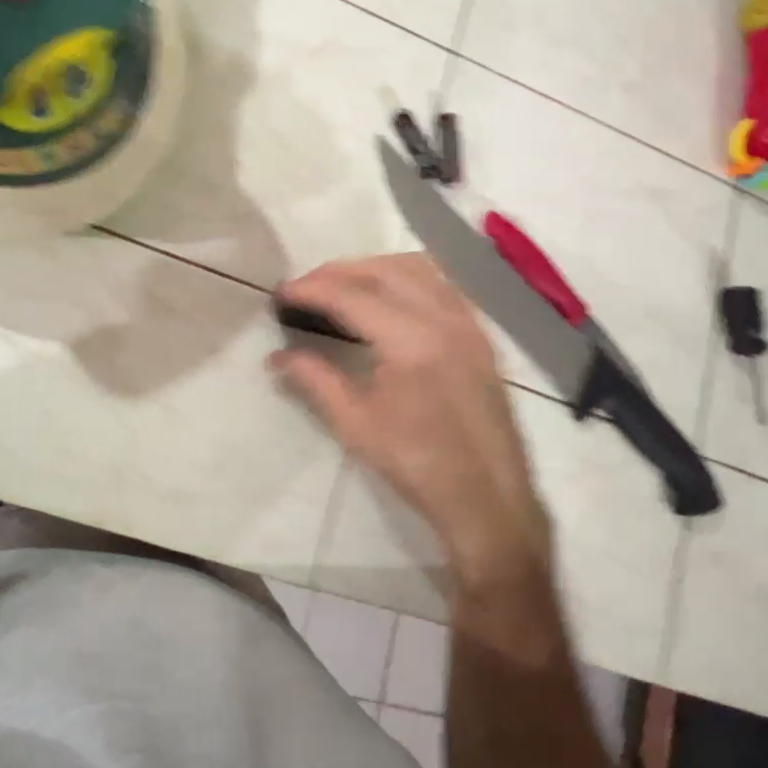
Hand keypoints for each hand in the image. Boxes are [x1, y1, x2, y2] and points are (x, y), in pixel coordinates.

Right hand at [270, 254, 550, 587]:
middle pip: (384, 271)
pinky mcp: (481, 335)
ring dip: (376, 269)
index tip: (282, 292)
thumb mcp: (356, 426)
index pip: (352, 296)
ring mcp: (469, 324)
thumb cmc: (418, 466)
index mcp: (411, 342)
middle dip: (340, 272)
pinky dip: (409, 278)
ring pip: (418, 269)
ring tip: (344, 287)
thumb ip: (316, 380)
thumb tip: (278, 357)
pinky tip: (390, 298)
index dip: (312, 289)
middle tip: (306, 287)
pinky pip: (443, 285)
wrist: (490, 498)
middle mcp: (444, 320)